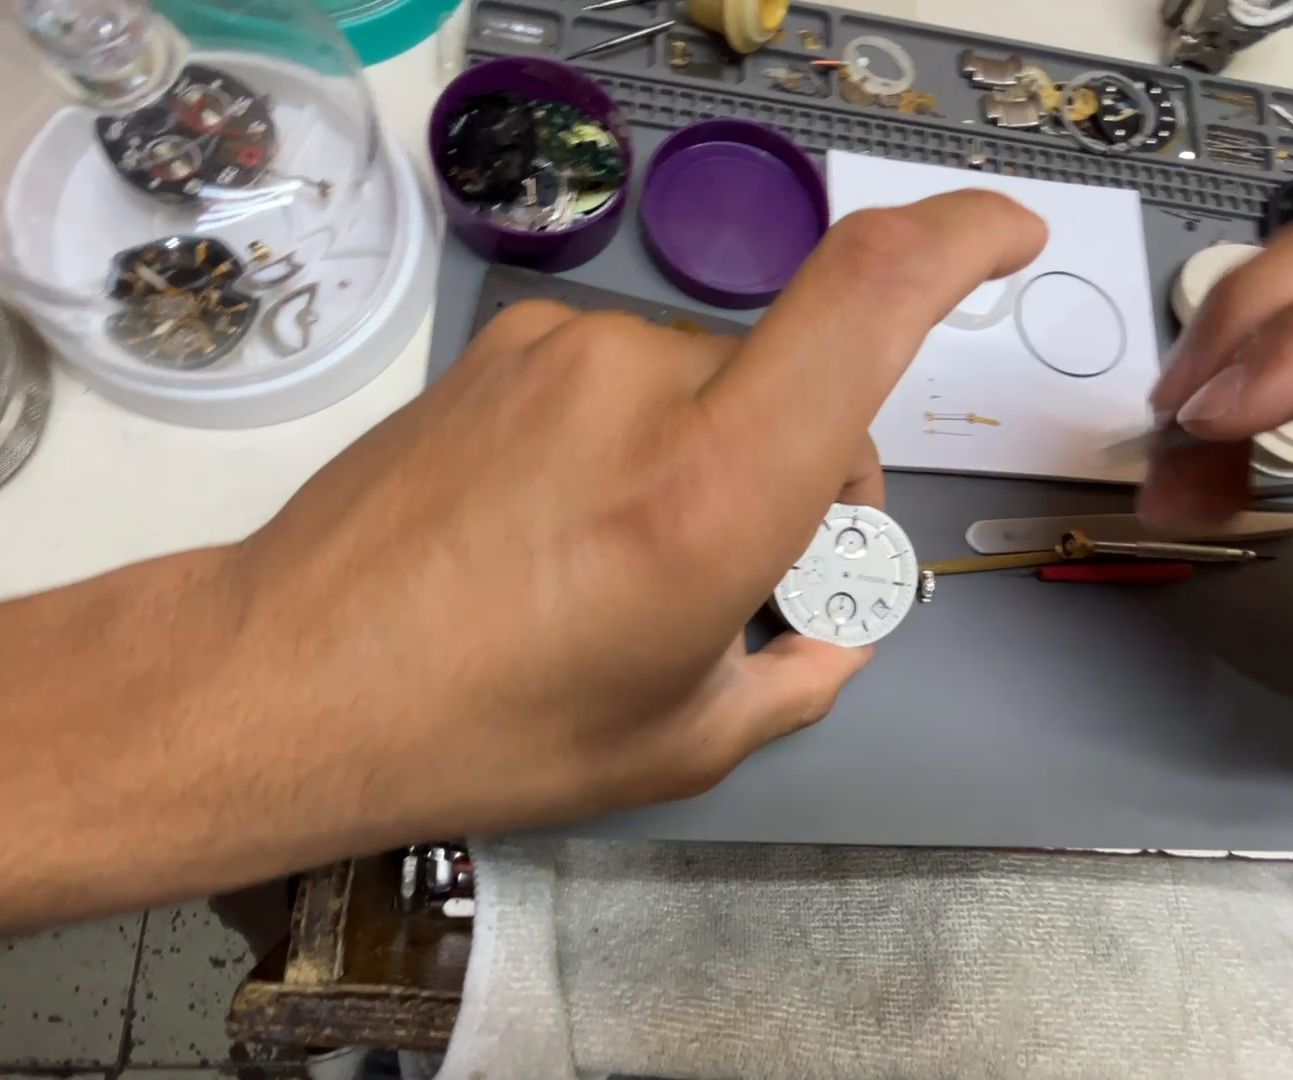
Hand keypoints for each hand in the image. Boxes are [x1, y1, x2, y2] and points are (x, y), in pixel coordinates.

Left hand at [216, 193, 1045, 848]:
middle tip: (761, 570)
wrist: (287, 678)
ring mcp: (562, 346)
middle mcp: (640, 384)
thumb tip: (839, 621)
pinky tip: (576, 517)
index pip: (865, 298)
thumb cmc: (489, 732)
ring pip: (707, 384)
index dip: (958, 242)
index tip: (1005, 242)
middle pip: (793, 383)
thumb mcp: (680, 740)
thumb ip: (800, 673)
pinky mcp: (505, 343)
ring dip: (718, 456)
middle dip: (812, 470)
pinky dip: (644, 436)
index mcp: (709, 489)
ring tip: (640, 557)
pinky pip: (625, 377)